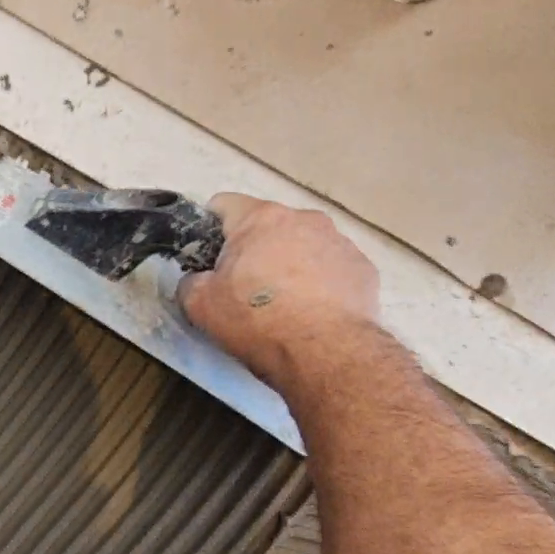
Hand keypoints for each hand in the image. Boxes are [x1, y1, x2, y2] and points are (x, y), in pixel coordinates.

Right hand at [179, 194, 381, 392]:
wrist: (323, 350)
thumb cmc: (254, 319)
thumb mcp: (198, 303)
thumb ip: (191, 281)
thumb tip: (199, 279)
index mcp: (260, 220)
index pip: (223, 204)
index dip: (207, 227)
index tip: (204, 255)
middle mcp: (304, 219)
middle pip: (267, 225)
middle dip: (251, 248)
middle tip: (240, 285)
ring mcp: (340, 241)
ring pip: (301, 244)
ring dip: (286, 263)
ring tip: (280, 302)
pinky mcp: (363, 267)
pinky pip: (329, 266)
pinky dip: (316, 282)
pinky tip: (309, 310)